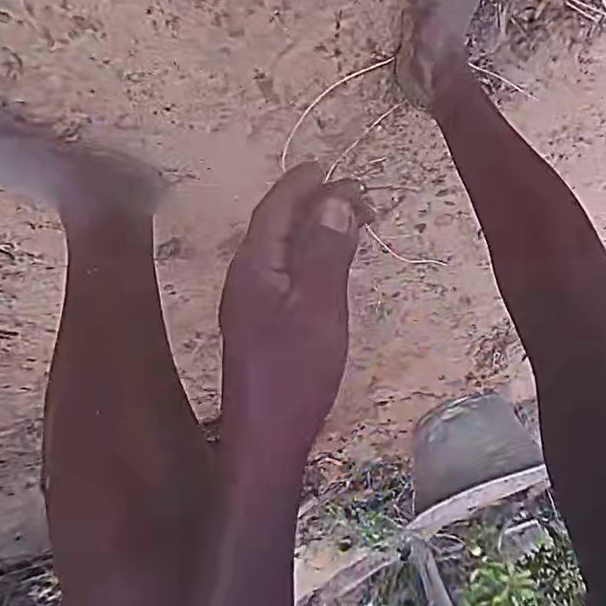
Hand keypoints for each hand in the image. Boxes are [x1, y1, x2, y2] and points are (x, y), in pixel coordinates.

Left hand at [220, 164, 370, 456]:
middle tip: (359, 198)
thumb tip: (335, 201)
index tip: (333, 168)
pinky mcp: (262, 322)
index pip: (277, 209)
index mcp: (254, 266)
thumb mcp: (318, 306)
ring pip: (282, 248)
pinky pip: (286, 269)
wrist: (268, 437)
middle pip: (278, 225)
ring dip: (314, 227)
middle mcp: (246, 277)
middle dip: (314, 202)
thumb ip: (325, 251)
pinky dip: (311, 253)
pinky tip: (327, 262)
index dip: (303, 184)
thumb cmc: (296, 370)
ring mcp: (251, 301)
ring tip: (350, 220)